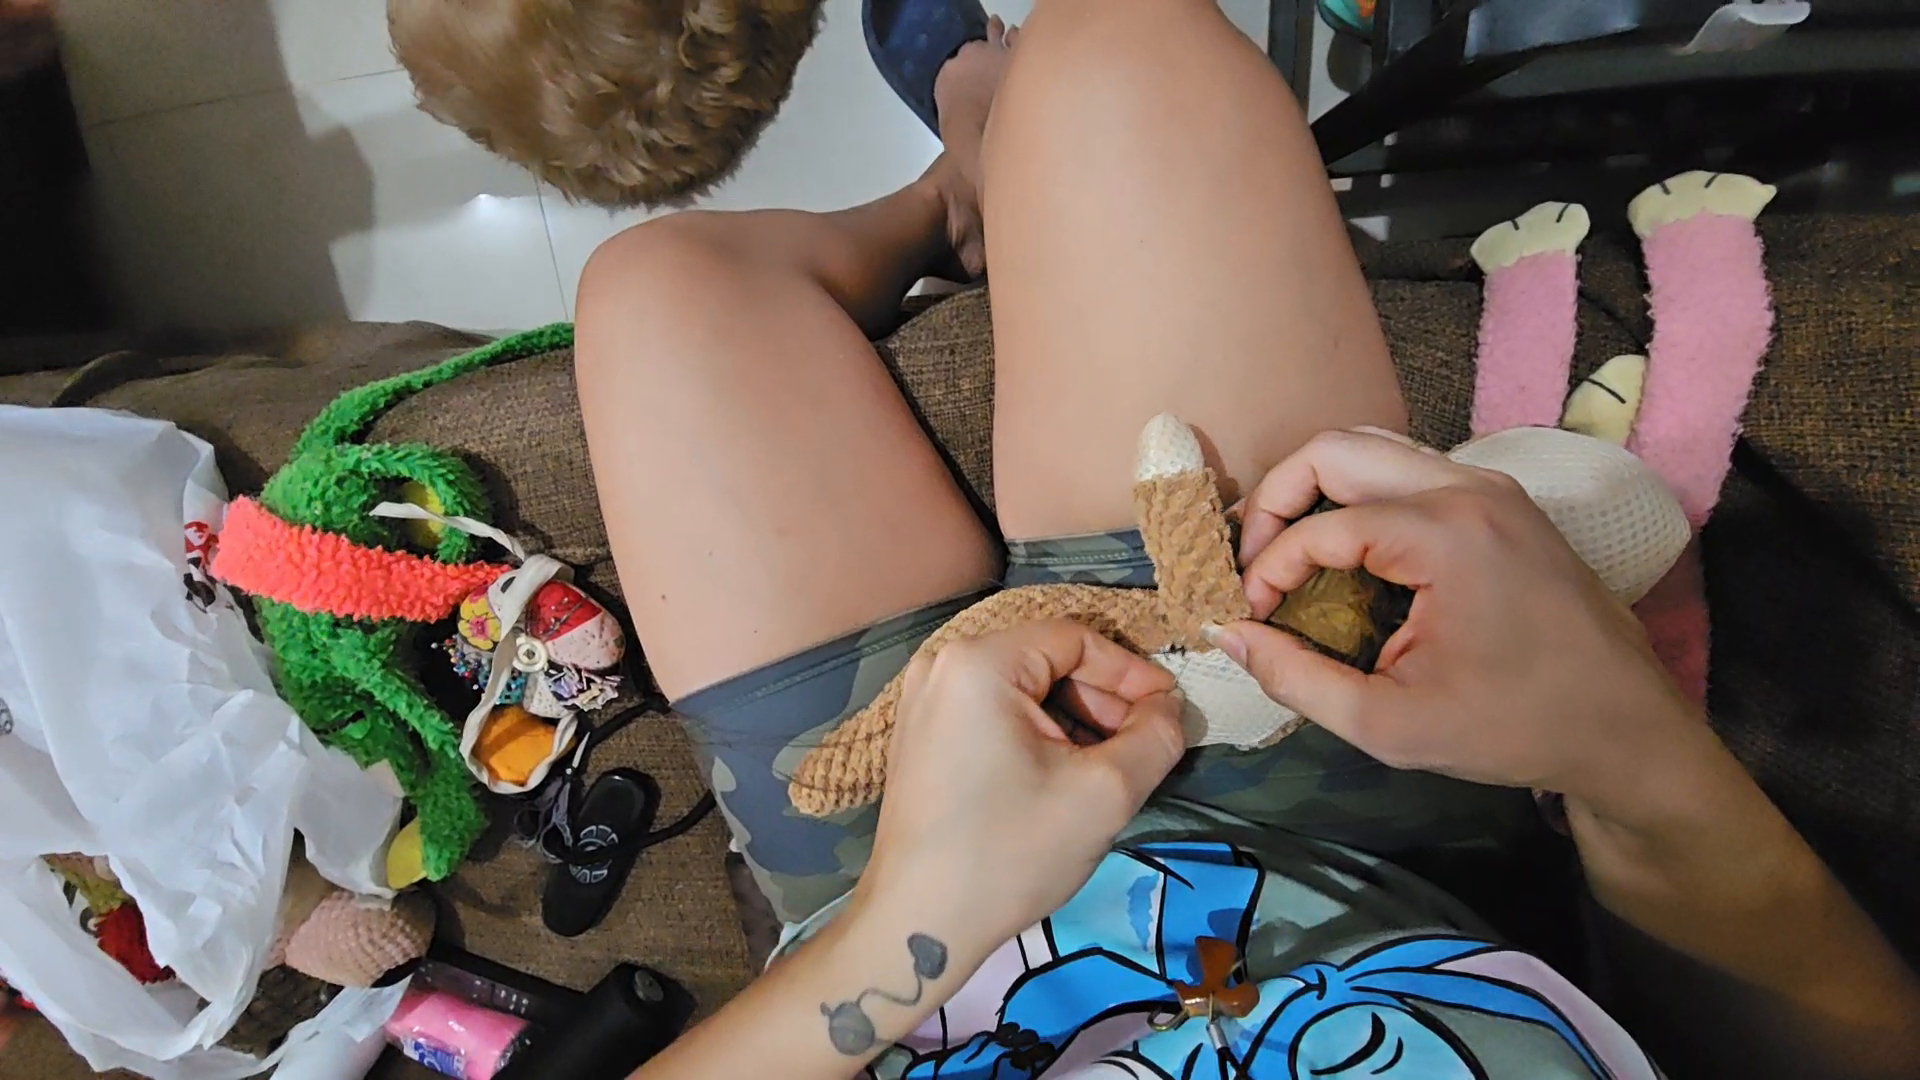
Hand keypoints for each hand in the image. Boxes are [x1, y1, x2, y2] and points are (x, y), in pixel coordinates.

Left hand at [855, 619, 1184, 960]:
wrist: (919, 924)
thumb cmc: (1009, 851)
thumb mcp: (1103, 793)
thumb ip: (1154, 738)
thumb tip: (1168, 707)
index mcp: (978, 661)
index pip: (1074, 639)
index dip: (1130, 673)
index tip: (1168, 711)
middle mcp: (942, 663)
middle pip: (1045, 662)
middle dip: (1102, 701)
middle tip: (1140, 747)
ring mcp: (924, 698)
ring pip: (1022, 689)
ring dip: (1073, 720)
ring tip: (1107, 766)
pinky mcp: (921, 731)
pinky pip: (993, 711)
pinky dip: (1036, 732)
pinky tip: (1062, 773)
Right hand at [1210, 429, 1700, 818]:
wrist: (1632, 735)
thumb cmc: (1511, 729)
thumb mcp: (1385, 724)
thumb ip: (1293, 677)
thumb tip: (1227, 633)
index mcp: (1445, 536)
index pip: (1316, 528)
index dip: (1266, 570)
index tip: (1252, 617)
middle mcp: (1466, 489)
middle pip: (1332, 450)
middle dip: (1274, 502)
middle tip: (1255, 561)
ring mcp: (1487, 486)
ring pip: (1366, 448)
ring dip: (1311, 490)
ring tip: (1286, 547)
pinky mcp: (1497, 500)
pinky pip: (1400, 468)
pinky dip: (1351, 494)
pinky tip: (1342, 547)